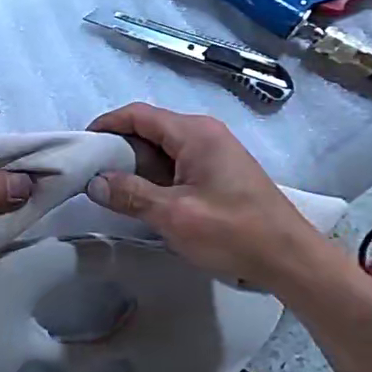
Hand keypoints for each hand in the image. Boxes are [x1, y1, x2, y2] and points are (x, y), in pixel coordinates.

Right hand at [86, 103, 347, 290]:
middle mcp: (206, 132)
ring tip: (114, 190)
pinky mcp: (222, 171)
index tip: (82, 145)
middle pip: (151, 128)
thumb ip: (132, 195)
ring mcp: (217, 151)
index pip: (138, 114)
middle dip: (120, 147)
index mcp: (194, 133)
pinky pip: (180, 162)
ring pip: (165, 147)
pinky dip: (159, 175)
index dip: (107, 125)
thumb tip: (95, 181)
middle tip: (93, 174)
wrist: (290, 257)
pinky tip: (148, 199)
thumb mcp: (175, 216)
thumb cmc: (233, 232)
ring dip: (139, 165)